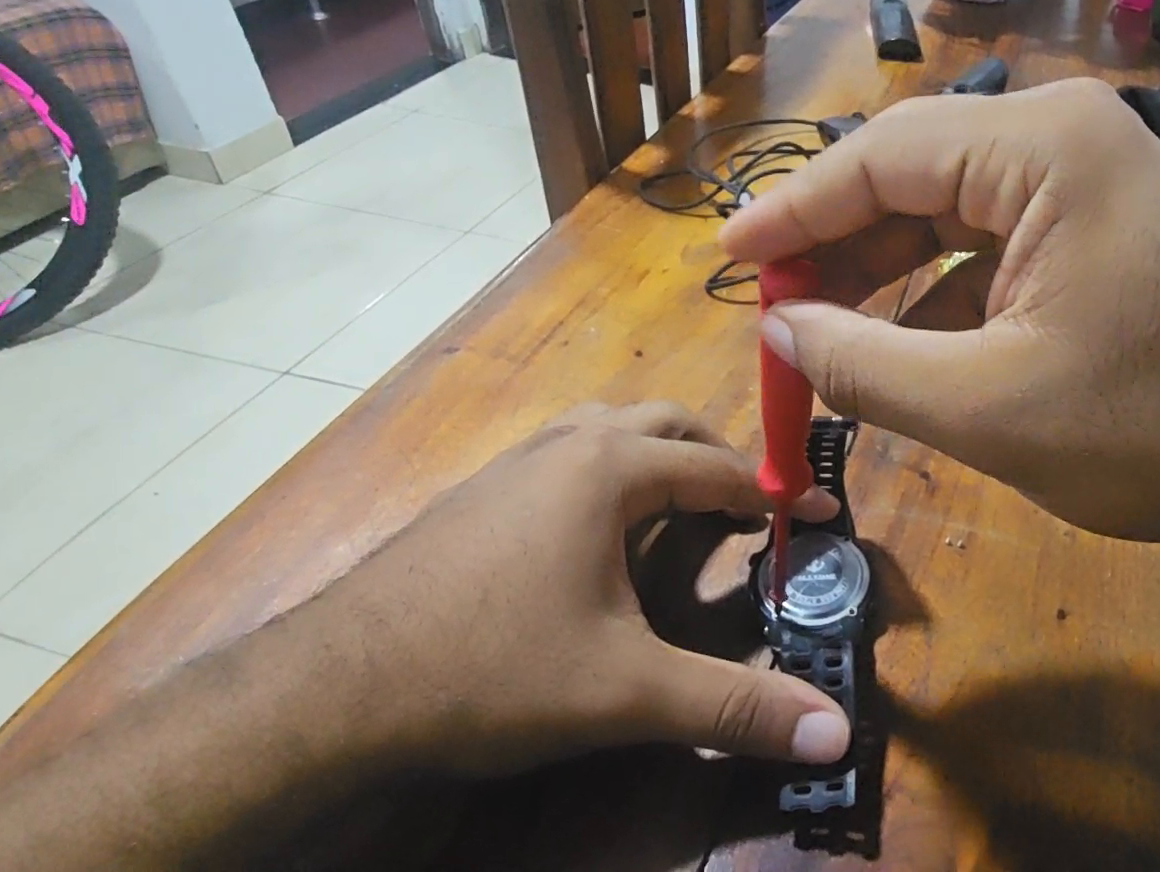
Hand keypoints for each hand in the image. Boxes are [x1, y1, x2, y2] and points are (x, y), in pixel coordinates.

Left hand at [300, 401, 849, 775]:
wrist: (323, 696)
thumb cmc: (490, 672)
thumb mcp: (626, 692)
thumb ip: (735, 707)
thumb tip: (836, 736)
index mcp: (610, 469)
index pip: (720, 467)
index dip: (777, 495)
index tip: (820, 518)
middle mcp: (567, 446)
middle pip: (668, 423)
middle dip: (719, 460)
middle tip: (749, 514)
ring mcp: (516, 463)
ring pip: (611, 428)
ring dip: (662, 457)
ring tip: (684, 512)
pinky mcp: (481, 492)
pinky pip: (568, 453)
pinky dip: (611, 471)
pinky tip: (601, 532)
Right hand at [720, 78, 1159, 552]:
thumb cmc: (1148, 432)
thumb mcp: (985, 407)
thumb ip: (861, 364)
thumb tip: (776, 328)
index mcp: (1043, 146)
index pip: (882, 157)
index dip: (795, 211)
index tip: (729, 254)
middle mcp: (1066, 136)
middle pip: (913, 176)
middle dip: (837, 245)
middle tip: (772, 305)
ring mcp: (1087, 179)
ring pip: (948, 213)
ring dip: (882, 273)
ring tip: (817, 330)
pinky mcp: (1096, 227)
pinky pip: (991, 246)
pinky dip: (938, 294)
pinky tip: (897, 346)